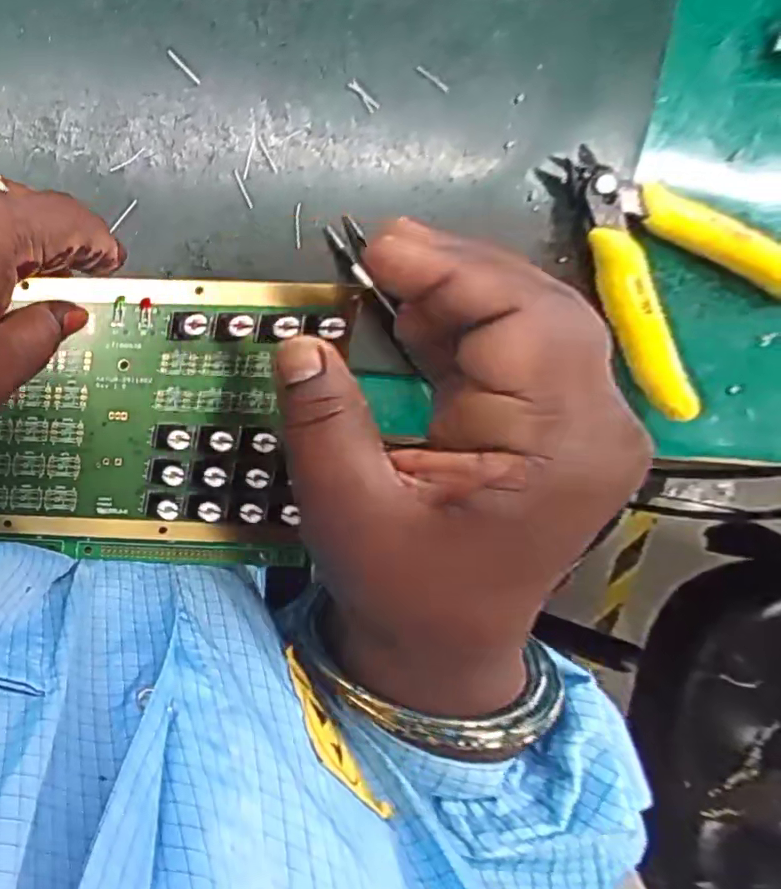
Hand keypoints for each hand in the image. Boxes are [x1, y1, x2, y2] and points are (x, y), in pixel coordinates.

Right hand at [274, 219, 650, 716]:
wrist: (436, 643)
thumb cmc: (396, 582)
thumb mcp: (344, 503)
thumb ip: (325, 420)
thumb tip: (299, 348)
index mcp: (555, 444)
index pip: (524, 324)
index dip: (452, 273)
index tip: (378, 247)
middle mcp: (589, 426)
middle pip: (542, 314)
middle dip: (459, 270)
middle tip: (379, 245)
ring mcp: (573, 430)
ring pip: (530, 330)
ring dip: (457, 293)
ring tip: (388, 268)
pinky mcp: (543, 435)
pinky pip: (508, 361)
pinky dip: (456, 329)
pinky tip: (411, 314)